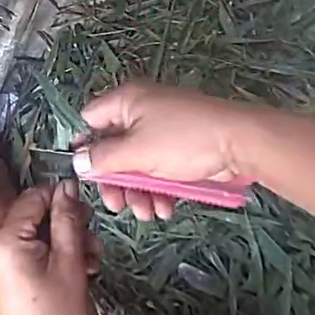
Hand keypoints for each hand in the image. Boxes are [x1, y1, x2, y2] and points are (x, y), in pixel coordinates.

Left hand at [0, 182, 89, 314]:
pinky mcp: (8, 275)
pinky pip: (32, 250)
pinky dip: (55, 254)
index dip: (63, 199)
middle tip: (92, 239)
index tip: (87, 213)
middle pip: (36, 214)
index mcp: (5, 237)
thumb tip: (67, 186)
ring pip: (38, 233)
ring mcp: (0, 260)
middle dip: (67, 222)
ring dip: (67, 240)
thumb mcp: (69, 262)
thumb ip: (67, 218)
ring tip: (91, 259)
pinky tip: (79, 268)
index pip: (35, 196)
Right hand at [76, 84, 260, 220]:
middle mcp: (141, 112)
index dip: (84, 146)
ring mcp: (161, 130)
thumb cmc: (182, 140)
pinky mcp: (179, 149)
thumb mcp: (136, 151)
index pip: (91, 119)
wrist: (238, 143)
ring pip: (136, 164)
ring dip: (138, 191)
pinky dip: (158, 189)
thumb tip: (77, 161)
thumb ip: (102, 159)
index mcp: (126, 101)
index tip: (85, 175)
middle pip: (113, 148)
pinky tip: (166, 208)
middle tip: (117, 205)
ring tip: (147, 212)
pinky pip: (158, 169)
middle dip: (115, 180)